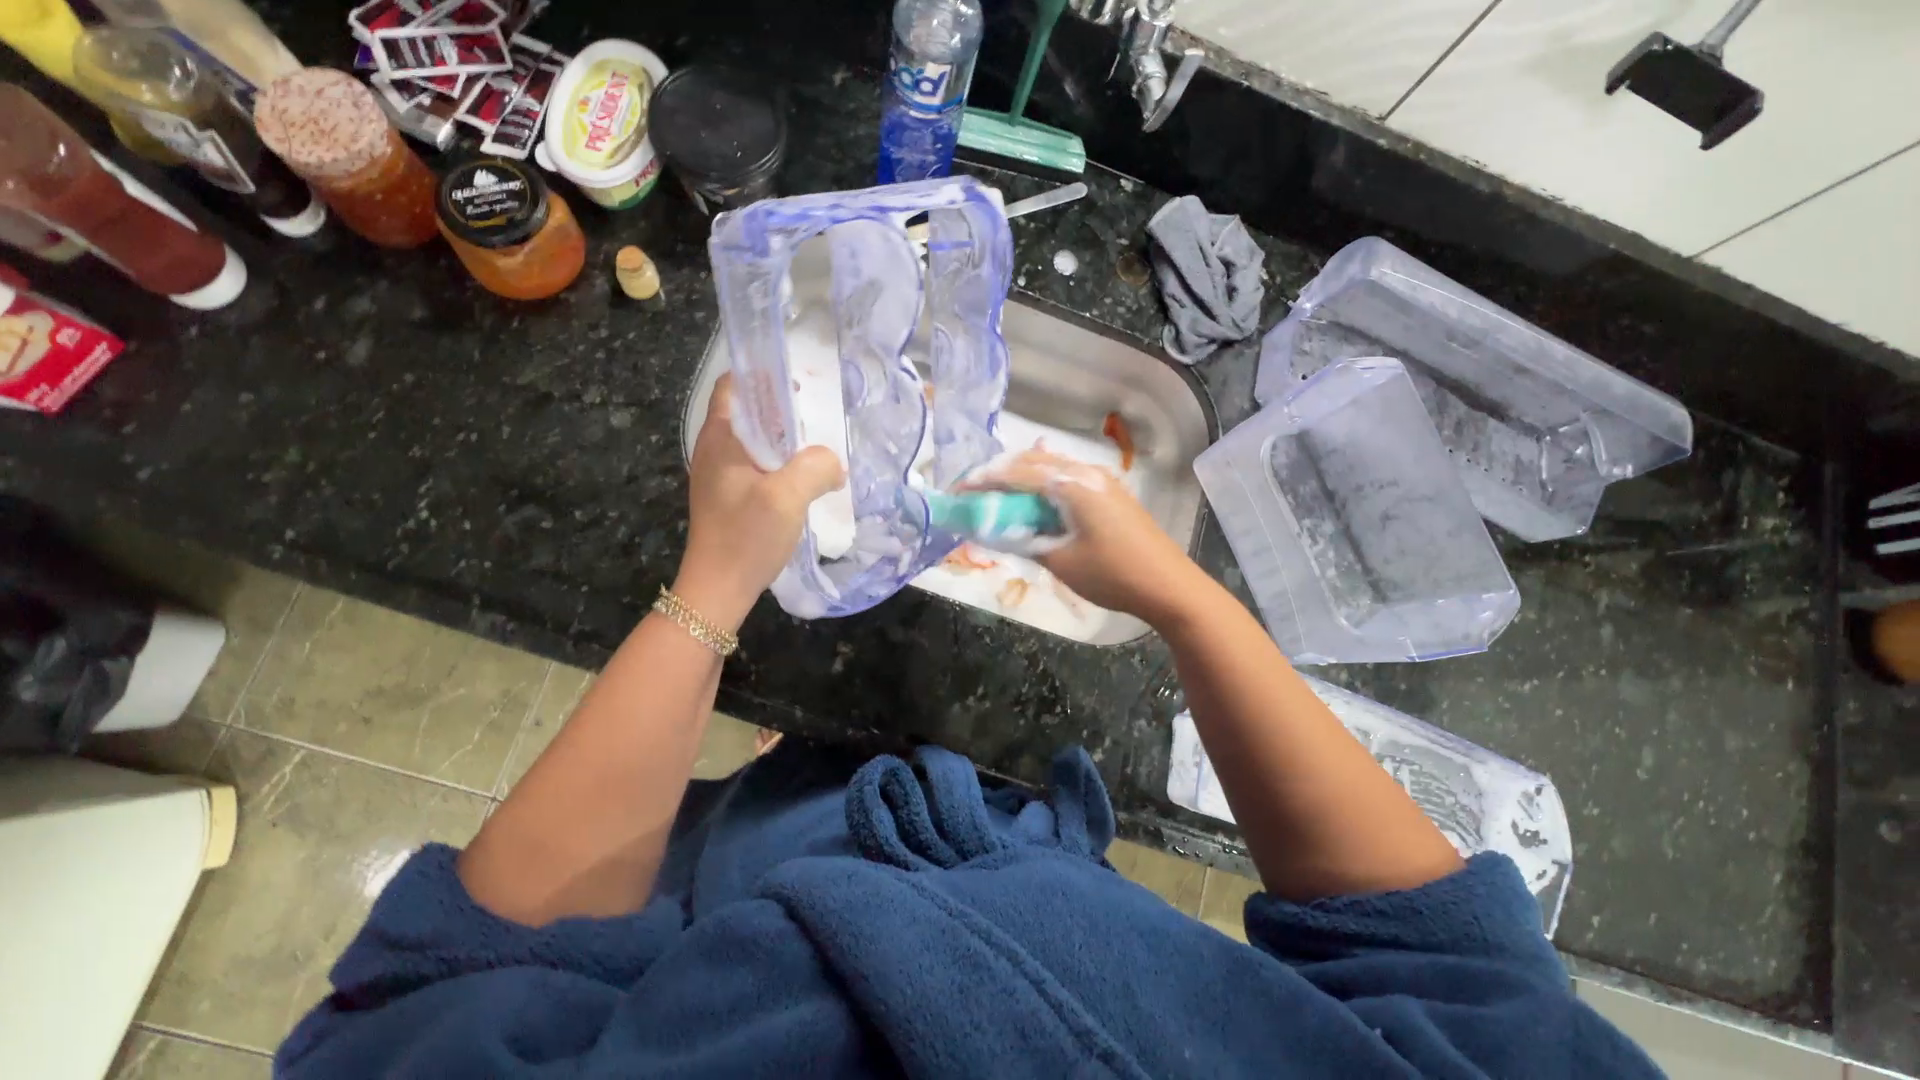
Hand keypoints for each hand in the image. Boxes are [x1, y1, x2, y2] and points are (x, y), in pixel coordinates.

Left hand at [676, 375, 844, 628]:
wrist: (717, 590)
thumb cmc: (746, 536)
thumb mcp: (788, 496)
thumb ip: (816, 466)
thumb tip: (833, 463)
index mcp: (720, 438)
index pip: (733, 385)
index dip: (763, 377)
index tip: (797, 385)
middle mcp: (713, 450)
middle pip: (746, 412)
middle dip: (781, 410)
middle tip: (816, 419)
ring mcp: (718, 475)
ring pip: (754, 442)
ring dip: (783, 441)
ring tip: (815, 450)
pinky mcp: (727, 497)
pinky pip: (755, 466)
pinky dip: (777, 464)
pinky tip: (801, 482)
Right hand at [962, 449, 1204, 623]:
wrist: (1169, 587)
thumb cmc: (1112, 575)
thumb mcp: (1060, 561)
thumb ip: (1022, 539)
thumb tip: (990, 528)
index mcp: (1073, 484)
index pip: (1017, 473)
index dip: (983, 481)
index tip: (957, 491)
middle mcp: (1087, 473)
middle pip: (1034, 462)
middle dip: (1000, 474)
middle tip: (973, 491)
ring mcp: (1102, 482)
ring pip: (1051, 469)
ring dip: (1022, 479)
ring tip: (996, 497)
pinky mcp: (1110, 496)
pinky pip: (1067, 480)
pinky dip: (1042, 488)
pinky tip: (1032, 504)